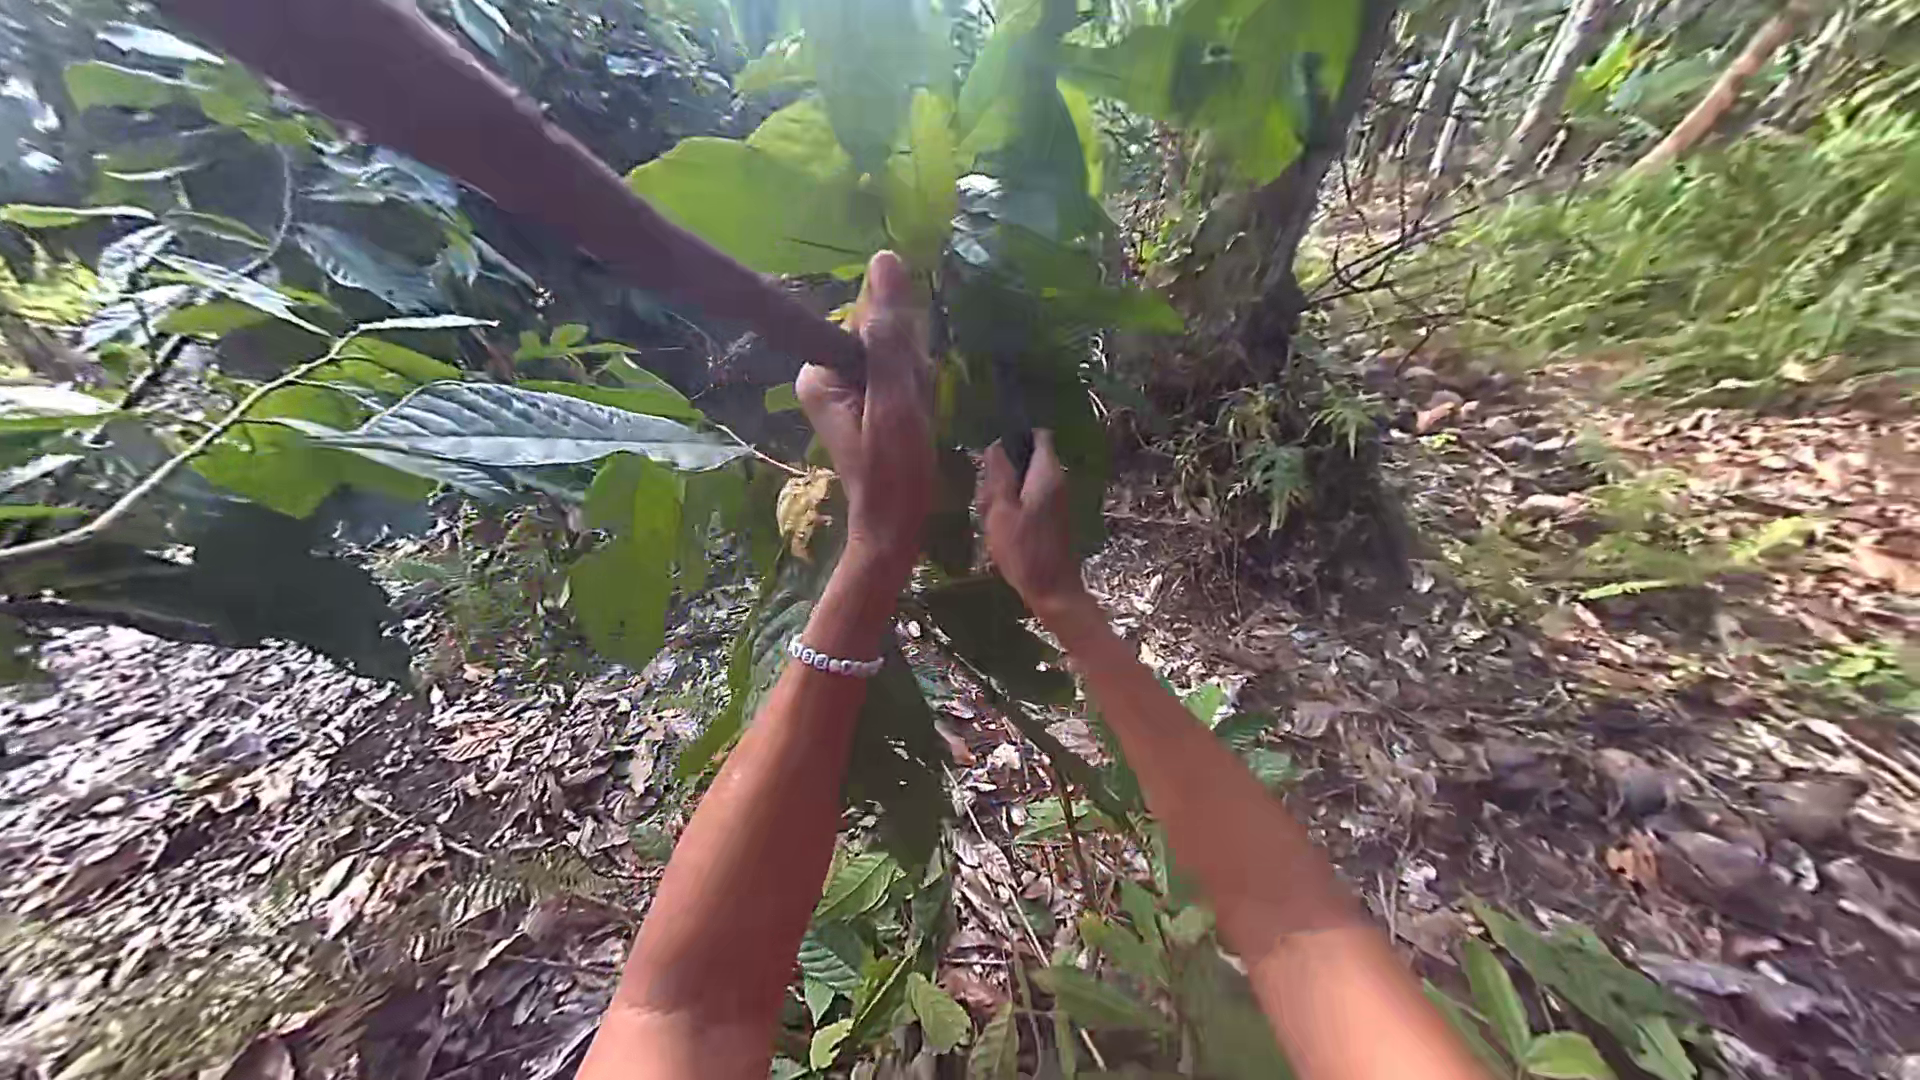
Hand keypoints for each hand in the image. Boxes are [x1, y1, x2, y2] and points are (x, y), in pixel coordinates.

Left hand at [796, 251, 933, 576]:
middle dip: (910, 372)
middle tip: (912, 412)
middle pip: (884, 340)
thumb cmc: (893, 471)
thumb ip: (889, 336)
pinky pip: (901, 378)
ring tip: (915, 421)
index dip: (900, 352)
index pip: (868, 324)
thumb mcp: (894, 402)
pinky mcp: (867, 401)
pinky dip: (918, 396)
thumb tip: (886, 261)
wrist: (897, 523)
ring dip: (918, 386)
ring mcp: (848, 388)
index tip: (905, 390)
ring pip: (898, 359)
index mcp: (819, 371)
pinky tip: (917, 421)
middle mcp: (826, 374)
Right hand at [979, 430, 1092, 625]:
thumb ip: (999, 475)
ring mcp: (1056, 502)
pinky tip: (1000, 531)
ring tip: (991, 518)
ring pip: (1024, 484)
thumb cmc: (1024, 550)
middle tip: (986, 498)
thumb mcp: (1002, 510)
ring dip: (1003, 496)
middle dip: (1002, 473)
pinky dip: (1013, 510)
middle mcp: (1057, 482)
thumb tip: (996, 445)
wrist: (1053, 592)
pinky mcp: (1052, 519)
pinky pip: (1029, 502)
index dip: (1014, 438)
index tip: (992, 456)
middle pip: (1026, 461)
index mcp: (1047, 474)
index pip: (1038, 436)